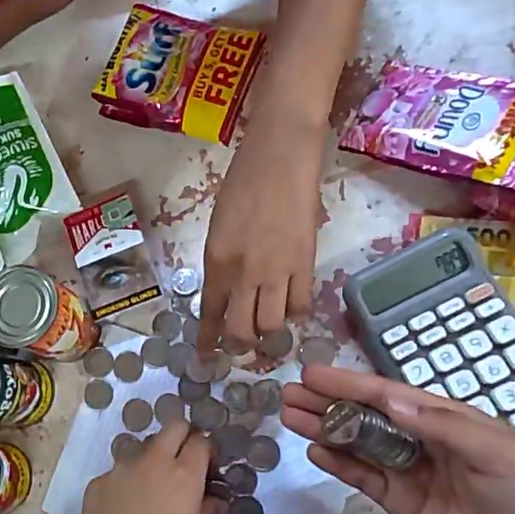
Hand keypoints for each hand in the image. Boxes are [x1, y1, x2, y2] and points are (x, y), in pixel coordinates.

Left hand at [69, 419, 217, 513]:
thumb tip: (215, 497)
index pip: (202, 441)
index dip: (207, 453)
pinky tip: (127, 508)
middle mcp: (152, 462)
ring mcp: (121, 468)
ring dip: (154, 459)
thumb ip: (206, 508)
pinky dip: (129, 480)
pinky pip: (120, 470)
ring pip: (144, 447)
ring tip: (153, 492)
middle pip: (173, 428)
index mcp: (183, 476)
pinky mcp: (98, 481)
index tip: (208, 471)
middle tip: (184, 467)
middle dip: (183, 439)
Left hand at [197, 114, 322, 349]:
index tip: (208, 355)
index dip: (209, 340)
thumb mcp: (218, 227)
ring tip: (268, 337)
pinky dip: (295, 316)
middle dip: (239, 347)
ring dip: (268, 338)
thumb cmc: (243, 183)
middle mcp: (244, 274)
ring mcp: (277, 272)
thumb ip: (221, 263)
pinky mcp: (306, 265)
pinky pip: (301, 307)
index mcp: (216, 263)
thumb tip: (227, 291)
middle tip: (241, 349)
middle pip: (241, 330)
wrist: (280, 157)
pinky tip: (290, 312)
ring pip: (271, 326)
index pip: (211, 314)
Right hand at [282, 365, 514, 513]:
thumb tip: (388, 398)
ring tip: (288, 417)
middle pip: (366, 416)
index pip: (390, 395)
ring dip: (325, 430)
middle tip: (287, 394)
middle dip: (327, 403)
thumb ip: (443, 425)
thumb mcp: (500, 454)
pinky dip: (339, 466)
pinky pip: (364, 479)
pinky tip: (315, 453)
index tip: (312, 374)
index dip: (350, 384)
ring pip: (358, 445)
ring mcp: (410, 473)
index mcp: (447, 420)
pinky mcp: (402, 505)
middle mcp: (422, 440)